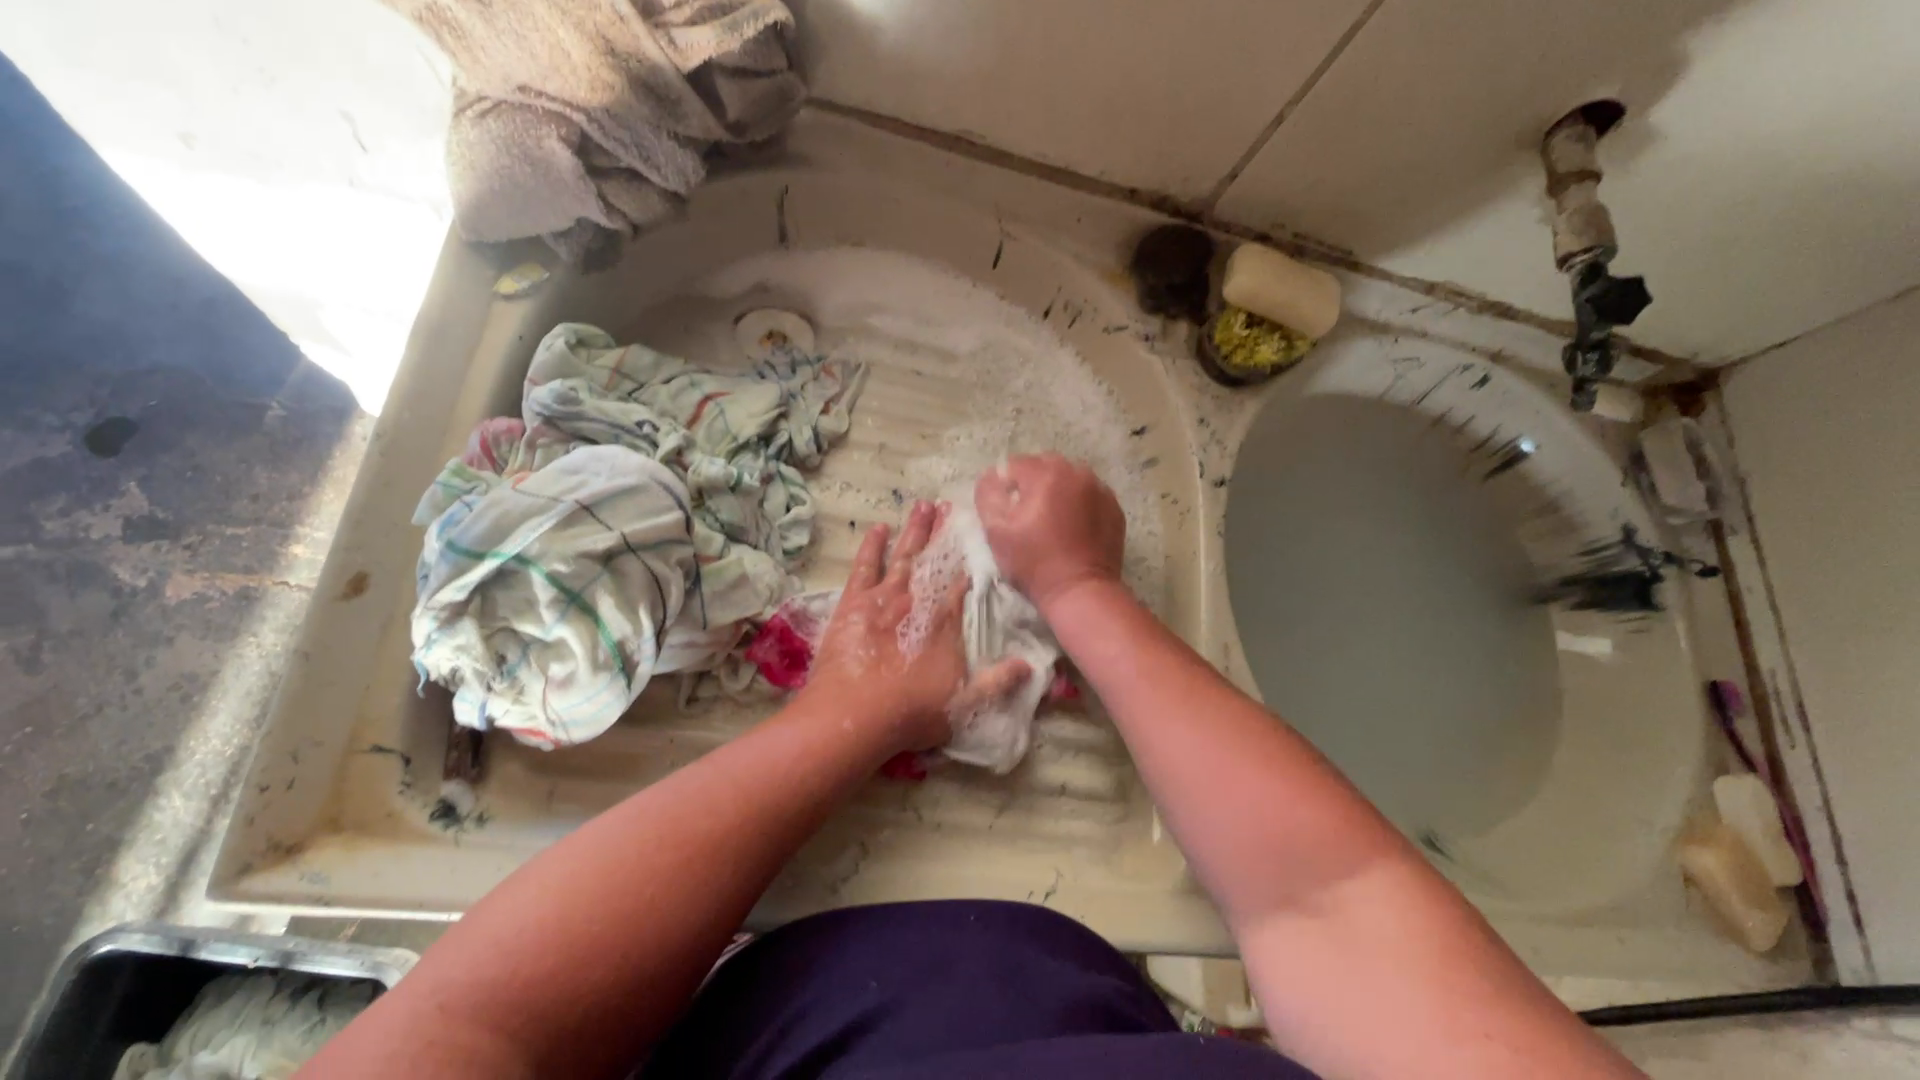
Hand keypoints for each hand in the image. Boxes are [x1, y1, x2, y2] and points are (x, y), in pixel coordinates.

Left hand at [801, 500, 1030, 754]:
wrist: (855, 716)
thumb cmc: (912, 713)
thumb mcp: (965, 704)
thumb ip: (998, 682)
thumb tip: (1030, 665)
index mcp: (945, 622)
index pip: (961, 583)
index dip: (969, 561)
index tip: (976, 538)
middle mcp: (917, 601)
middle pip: (934, 560)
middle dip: (942, 534)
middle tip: (949, 505)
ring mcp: (883, 599)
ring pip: (903, 555)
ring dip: (914, 530)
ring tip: (923, 505)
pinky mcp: (853, 604)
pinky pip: (864, 567)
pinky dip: (872, 547)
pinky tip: (878, 529)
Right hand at [974, 454, 1125, 611]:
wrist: (1080, 591)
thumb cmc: (1034, 562)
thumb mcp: (996, 531)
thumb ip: (988, 495)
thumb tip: (992, 476)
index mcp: (1047, 474)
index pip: (1015, 464)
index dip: (1004, 485)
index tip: (1004, 509)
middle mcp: (1077, 473)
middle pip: (1045, 466)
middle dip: (1032, 483)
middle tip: (1026, 514)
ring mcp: (1100, 490)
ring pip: (1070, 479)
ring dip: (1057, 491)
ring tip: (1052, 520)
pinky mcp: (1114, 509)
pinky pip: (1089, 495)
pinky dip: (1078, 504)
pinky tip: (1073, 528)